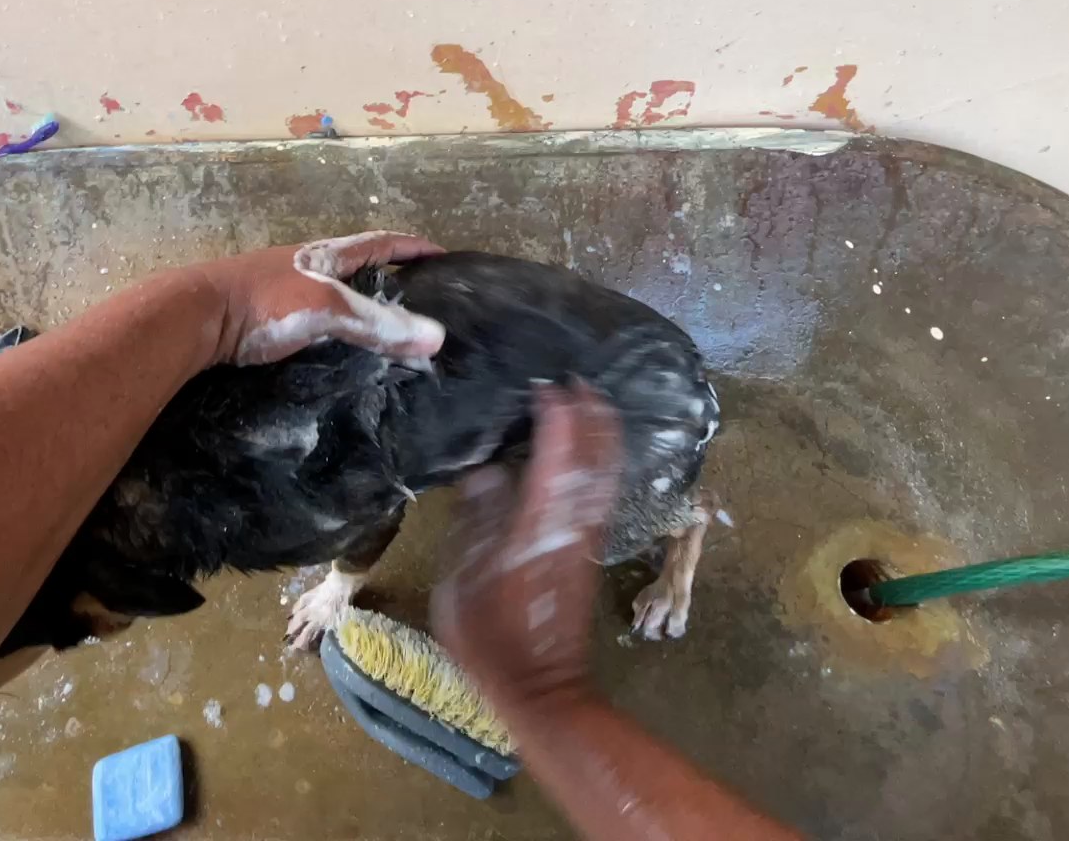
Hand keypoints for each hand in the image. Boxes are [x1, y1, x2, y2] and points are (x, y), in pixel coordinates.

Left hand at [192, 231, 447, 365]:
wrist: (194, 317)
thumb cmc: (262, 302)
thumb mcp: (325, 307)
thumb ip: (375, 323)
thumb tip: (436, 338)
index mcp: (326, 255)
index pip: (380, 242)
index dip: (412, 247)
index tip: (443, 255)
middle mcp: (309, 268)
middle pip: (360, 267)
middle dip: (392, 277)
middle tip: (422, 300)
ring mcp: (286, 292)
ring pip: (337, 296)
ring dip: (364, 307)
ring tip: (390, 331)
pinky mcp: (269, 319)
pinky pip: (318, 321)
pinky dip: (339, 331)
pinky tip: (343, 351)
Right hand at [432, 380, 622, 708]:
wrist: (540, 688)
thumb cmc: (491, 635)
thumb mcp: (461, 580)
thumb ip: (473, 521)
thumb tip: (485, 472)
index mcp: (537, 525)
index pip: (557, 456)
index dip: (557, 417)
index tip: (546, 386)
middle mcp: (572, 524)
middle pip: (595, 459)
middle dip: (592, 416)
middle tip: (580, 380)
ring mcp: (588, 537)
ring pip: (607, 474)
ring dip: (603, 435)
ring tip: (592, 402)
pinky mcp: (592, 549)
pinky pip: (604, 491)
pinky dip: (604, 461)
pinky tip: (595, 450)